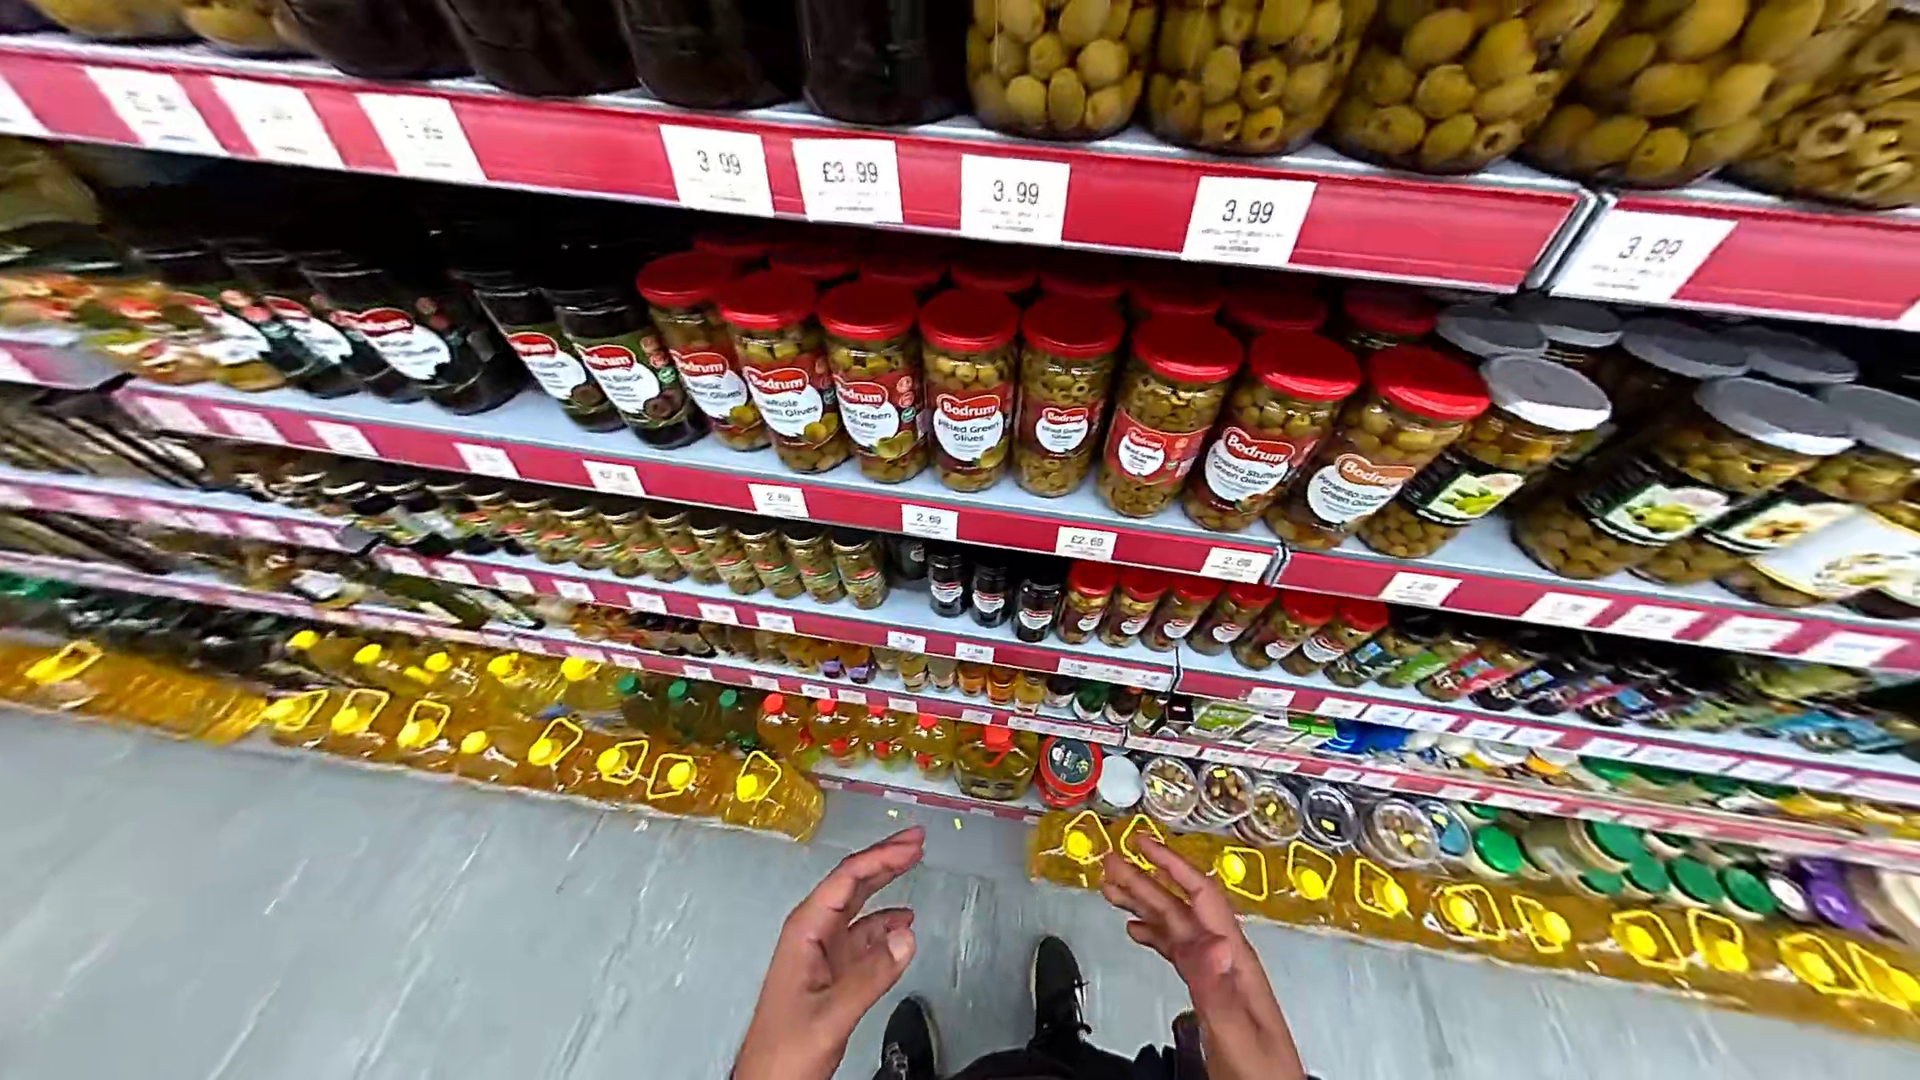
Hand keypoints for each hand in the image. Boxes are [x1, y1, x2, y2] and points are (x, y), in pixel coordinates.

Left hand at [735, 826, 924, 1079]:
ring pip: (860, 902)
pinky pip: (864, 932)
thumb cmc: (785, 1052)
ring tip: (914, 863)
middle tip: (916, 840)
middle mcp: (815, 929)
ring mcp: (824, 948)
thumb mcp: (829, 1016)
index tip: (910, 845)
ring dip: (887, 881)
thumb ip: (870, 975)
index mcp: (807, 928)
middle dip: (885, 857)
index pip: (847, 878)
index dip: (880, 856)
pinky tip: (904, 921)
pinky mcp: (834, 968)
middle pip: (853, 881)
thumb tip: (908, 935)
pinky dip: (886, 920)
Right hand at [1101, 836, 1304, 1079]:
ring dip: (1141, 902)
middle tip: (1109, 862)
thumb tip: (1212, 939)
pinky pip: (1173, 948)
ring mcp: (1212, 971)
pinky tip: (1134, 928)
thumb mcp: (1238, 1034)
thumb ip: (1220, 989)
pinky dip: (1151, 933)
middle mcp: (1221, 955)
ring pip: (1172, 923)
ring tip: (1109, 888)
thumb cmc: (1260, 1073)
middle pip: (1178, 906)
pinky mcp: (1204, 990)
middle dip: (1143, 880)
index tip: (1141, 843)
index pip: (1201, 895)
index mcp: (1232, 956)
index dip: (1172, 864)